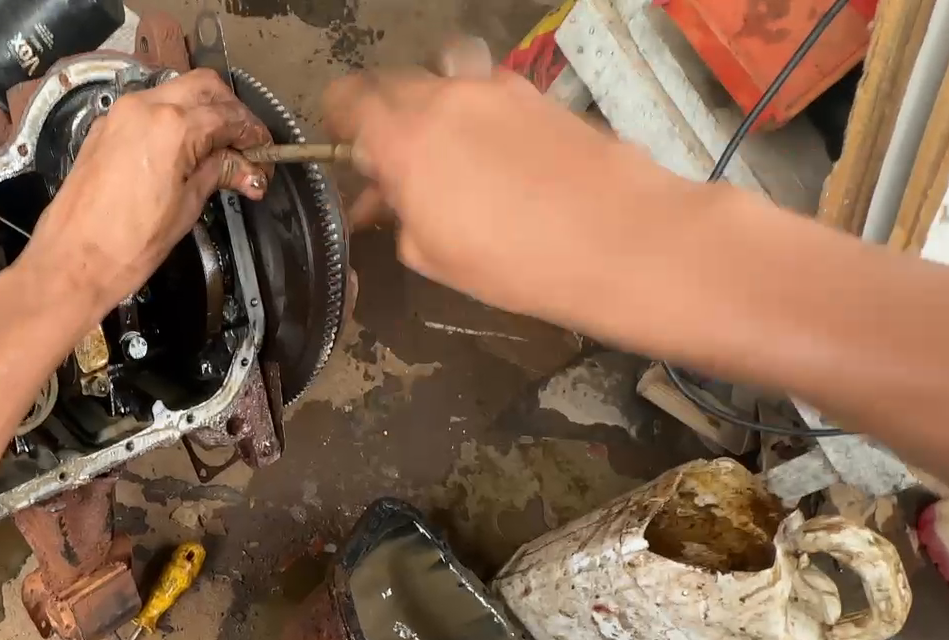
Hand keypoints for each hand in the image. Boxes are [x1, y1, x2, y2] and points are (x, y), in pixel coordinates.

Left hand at [20, 68, 272, 315]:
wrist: (70, 265)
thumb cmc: (124, 249)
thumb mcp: (184, 210)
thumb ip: (216, 176)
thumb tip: (244, 168)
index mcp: (171, 126)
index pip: (225, 117)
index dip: (250, 134)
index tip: (262, 152)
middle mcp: (144, 108)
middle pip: (203, 88)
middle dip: (230, 112)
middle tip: (245, 144)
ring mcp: (119, 116)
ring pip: (174, 93)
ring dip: (201, 112)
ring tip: (217, 149)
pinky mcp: (103, 130)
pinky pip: (147, 110)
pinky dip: (171, 120)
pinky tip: (183, 148)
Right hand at [325, 47, 704, 319]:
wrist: (612, 237)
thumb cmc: (505, 262)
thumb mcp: (427, 253)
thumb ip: (396, 212)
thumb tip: (384, 197)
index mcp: (405, 141)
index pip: (350, 100)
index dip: (336, 117)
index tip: (337, 140)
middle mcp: (444, 99)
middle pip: (392, 81)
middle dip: (377, 112)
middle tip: (382, 155)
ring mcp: (494, 88)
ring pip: (441, 68)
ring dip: (426, 93)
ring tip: (434, 134)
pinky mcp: (533, 92)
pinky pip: (483, 83)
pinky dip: (468, 103)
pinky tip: (482, 146)